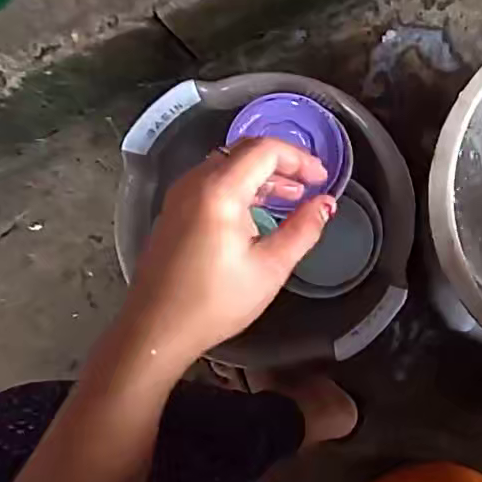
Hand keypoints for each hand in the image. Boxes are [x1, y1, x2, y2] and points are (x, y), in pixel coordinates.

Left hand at [116, 137, 334, 371]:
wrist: (155, 330)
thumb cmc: (214, 302)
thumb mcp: (271, 267)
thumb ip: (304, 229)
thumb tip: (326, 204)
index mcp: (219, 192)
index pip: (265, 150)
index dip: (300, 158)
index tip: (323, 178)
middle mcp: (195, 184)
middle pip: (245, 151)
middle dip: (284, 162)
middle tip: (312, 183)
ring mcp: (181, 196)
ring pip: (229, 165)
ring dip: (264, 174)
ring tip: (293, 197)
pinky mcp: (175, 211)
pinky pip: (214, 182)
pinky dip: (244, 186)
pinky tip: (262, 210)